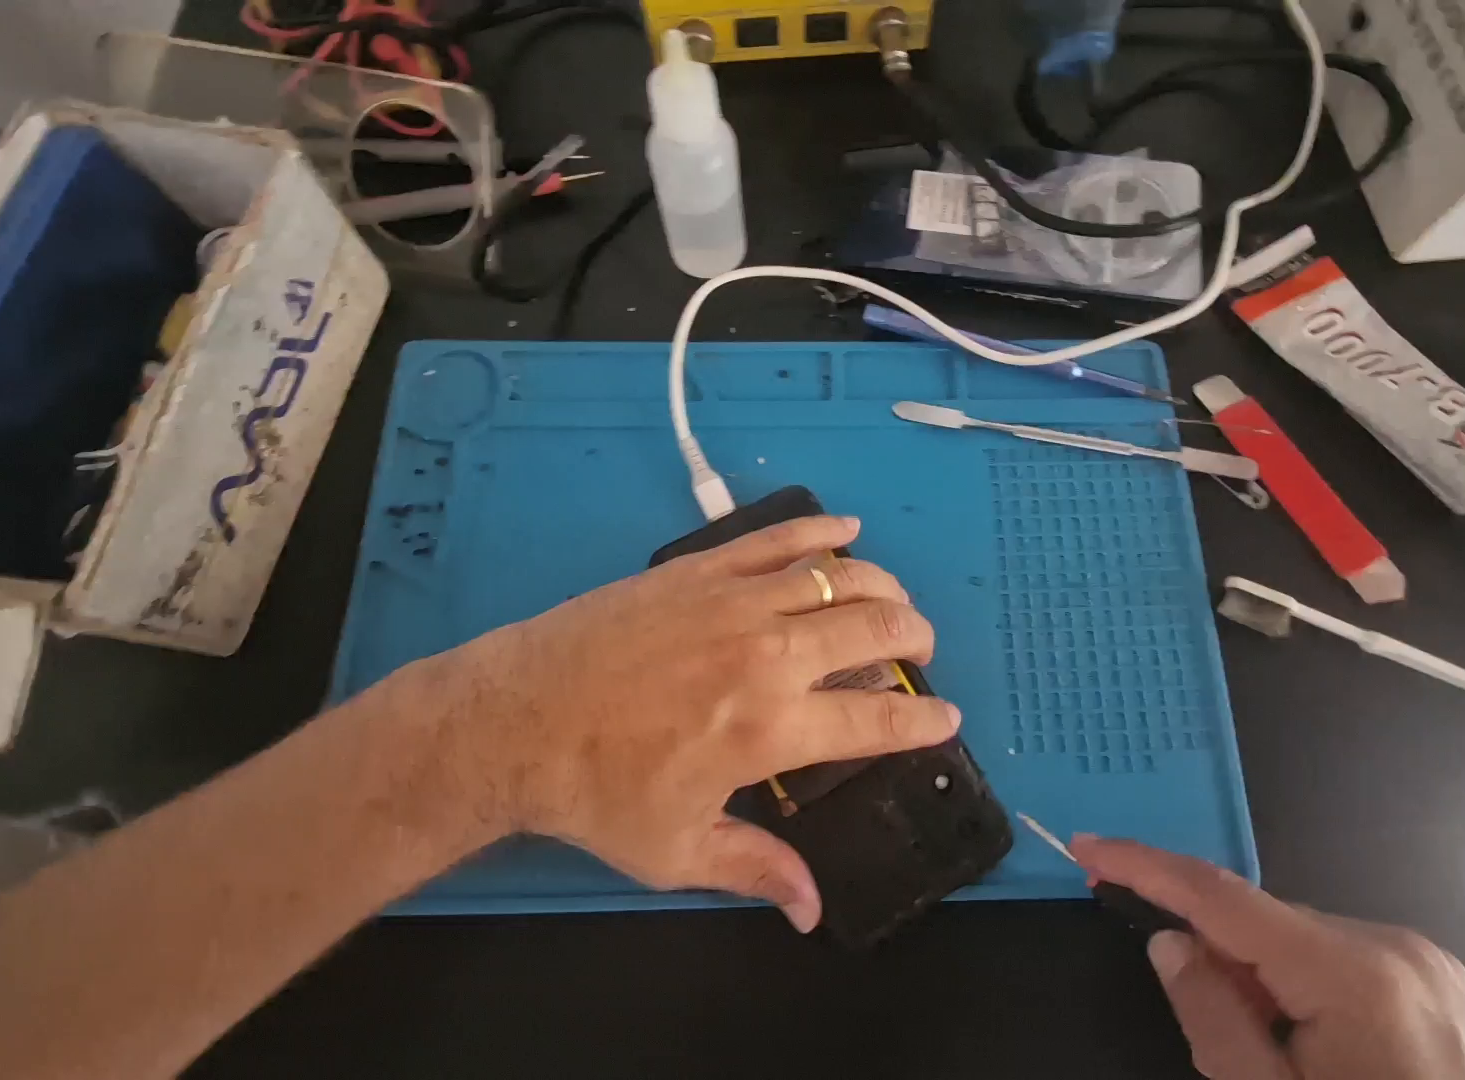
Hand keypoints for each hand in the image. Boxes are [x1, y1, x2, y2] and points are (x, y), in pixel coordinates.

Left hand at [384, 515, 959, 931]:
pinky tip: (848, 530)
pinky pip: (778, 539)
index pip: (877, 722)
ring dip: (884, 585)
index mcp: (772, 728)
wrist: (518, 718)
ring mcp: (736, 601)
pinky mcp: (702, 569)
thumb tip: (812, 912)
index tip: (946, 716)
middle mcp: (770, 655)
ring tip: (896, 599)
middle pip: (874, 630)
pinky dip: (822, 531)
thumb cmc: (599, 792)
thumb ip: (755, 871)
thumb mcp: (677, 851)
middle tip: (921, 649)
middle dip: (915, 638)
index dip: (924, 720)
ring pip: (839, 577)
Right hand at [1072, 838, 1464, 1079]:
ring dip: (1261, 976)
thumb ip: (1211, 1018)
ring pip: (1301, 942)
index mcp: (1353, 974)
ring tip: (1273, 1055)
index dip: (1142, 865)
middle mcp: (1395, 947)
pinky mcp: (1447, 988)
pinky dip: (1304, 988)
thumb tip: (1172, 942)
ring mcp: (1430, 965)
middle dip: (1213, 950)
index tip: (1085, 847)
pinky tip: (1316, 1050)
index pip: (1219, 895)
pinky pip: (1343, 962)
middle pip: (1262, 922)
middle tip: (1197, 1016)